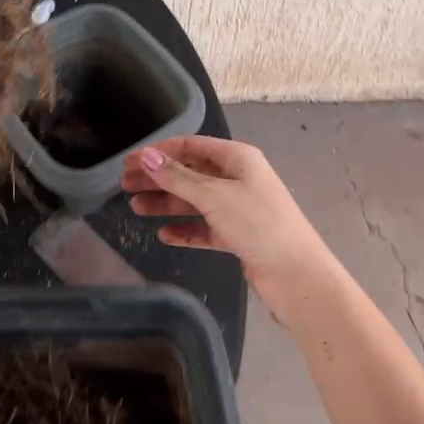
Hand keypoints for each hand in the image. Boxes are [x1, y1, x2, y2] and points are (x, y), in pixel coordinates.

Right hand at [123, 136, 333, 304]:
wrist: (299, 277)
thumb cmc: (258, 224)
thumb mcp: (214, 195)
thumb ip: (177, 176)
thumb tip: (145, 156)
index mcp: (237, 159)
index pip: (191, 146)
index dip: (159, 151)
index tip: (130, 160)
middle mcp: (237, 179)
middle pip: (189, 173)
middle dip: (158, 177)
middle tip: (125, 184)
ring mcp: (238, 209)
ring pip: (194, 201)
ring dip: (166, 203)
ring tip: (136, 208)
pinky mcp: (238, 236)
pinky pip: (205, 228)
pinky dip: (185, 230)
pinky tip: (164, 235)